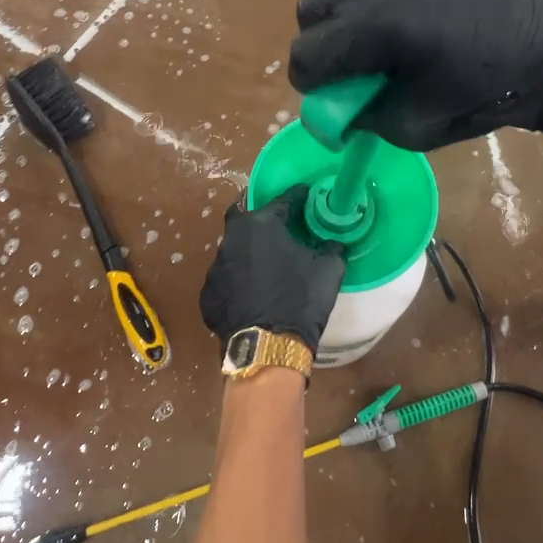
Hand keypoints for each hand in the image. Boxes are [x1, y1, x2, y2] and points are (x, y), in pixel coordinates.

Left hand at [200, 185, 345, 352]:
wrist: (268, 347)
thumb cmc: (300, 300)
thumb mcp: (328, 270)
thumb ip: (332, 247)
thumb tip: (334, 241)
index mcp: (261, 225)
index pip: (282, 200)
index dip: (298, 197)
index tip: (307, 195)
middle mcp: (232, 238)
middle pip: (247, 216)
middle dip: (263, 217)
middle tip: (280, 226)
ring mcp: (216, 267)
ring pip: (234, 248)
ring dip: (249, 251)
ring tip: (267, 264)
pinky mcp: (208, 293)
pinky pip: (226, 278)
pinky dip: (239, 279)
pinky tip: (252, 292)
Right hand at [289, 0, 542, 157]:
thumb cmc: (493, 93)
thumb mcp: (415, 126)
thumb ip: (361, 114)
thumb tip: (333, 106)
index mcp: (378, 23)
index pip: (308, 51)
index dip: (312, 80)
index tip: (333, 91)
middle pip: (316, 5)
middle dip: (328, 38)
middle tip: (360, 60)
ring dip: (366, 8)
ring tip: (412, 28)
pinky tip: (441, 0)